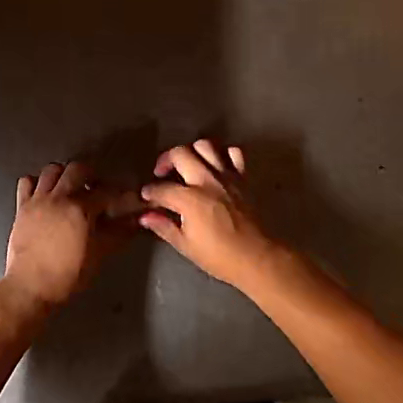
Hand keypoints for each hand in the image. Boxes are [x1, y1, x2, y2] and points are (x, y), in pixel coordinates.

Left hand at [2, 161, 124, 309]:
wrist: (31, 287)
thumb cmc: (67, 275)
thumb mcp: (98, 254)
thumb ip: (117, 234)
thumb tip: (134, 222)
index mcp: (81, 209)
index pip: (106, 192)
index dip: (119, 193)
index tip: (125, 197)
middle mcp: (59, 198)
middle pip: (78, 169)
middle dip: (91, 174)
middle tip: (96, 186)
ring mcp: (38, 200)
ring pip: (51, 170)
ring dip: (64, 174)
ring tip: (70, 186)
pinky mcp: (21, 207)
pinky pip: (27, 182)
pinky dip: (37, 182)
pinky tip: (45, 193)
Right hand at [140, 140, 286, 289]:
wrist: (257, 257)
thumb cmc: (219, 256)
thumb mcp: (186, 245)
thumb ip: (164, 226)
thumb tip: (145, 217)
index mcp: (189, 199)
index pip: (161, 188)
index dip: (149, 192)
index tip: (146, 197)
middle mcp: (206, 180)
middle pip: (180, 154)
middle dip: (165, 160)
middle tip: (162, 173)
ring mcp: (227, 175)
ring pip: (205, 145)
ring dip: (192, 151)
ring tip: (188, 165)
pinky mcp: (243, 177)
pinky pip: (234, 153)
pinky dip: (223, 154)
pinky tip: (216, 167)